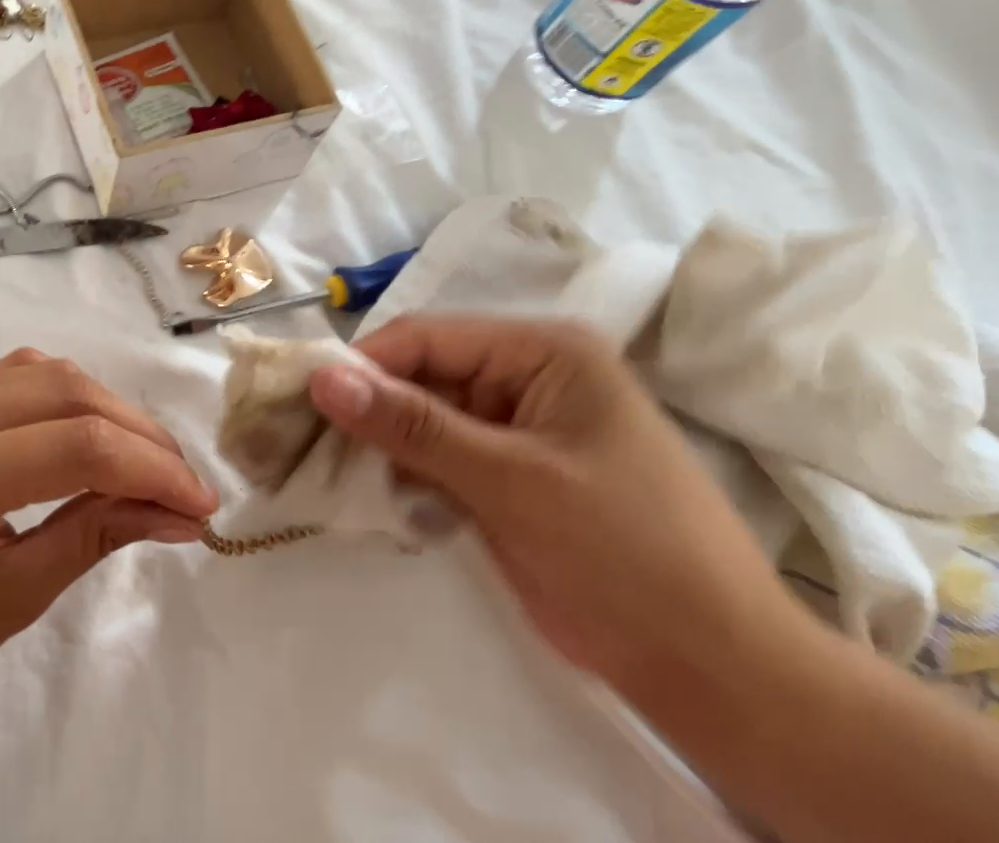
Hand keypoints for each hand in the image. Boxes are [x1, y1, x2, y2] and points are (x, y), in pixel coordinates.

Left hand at [0, 349, 217, 711]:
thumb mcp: (18, 594)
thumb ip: (99, 535)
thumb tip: (179, 513)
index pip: (80, 446)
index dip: (154, 470)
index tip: (200, 506)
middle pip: (69, 392)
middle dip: (141, 435)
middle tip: (182, 485)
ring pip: (47, 373)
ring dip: (108, 410)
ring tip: (145, 462)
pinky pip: (16, 378)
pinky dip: (67, 399)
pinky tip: (88, 436)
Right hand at [307, 316, 810, 697]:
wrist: (704, 661)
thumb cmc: (621, 550)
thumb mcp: (511, 479)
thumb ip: (413, 425)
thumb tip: (322, 377)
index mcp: (546, 354)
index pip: (428, 338)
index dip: (361, 364)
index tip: (295, 399)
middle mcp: (528, 381)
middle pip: (421, 376)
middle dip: (363, 407)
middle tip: (294, 439)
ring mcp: (516, 435)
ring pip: (422, 422)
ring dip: (376, 444)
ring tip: (313, 467)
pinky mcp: (506, 483)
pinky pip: (437, 462)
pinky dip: (400, 476)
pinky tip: (360, 494)